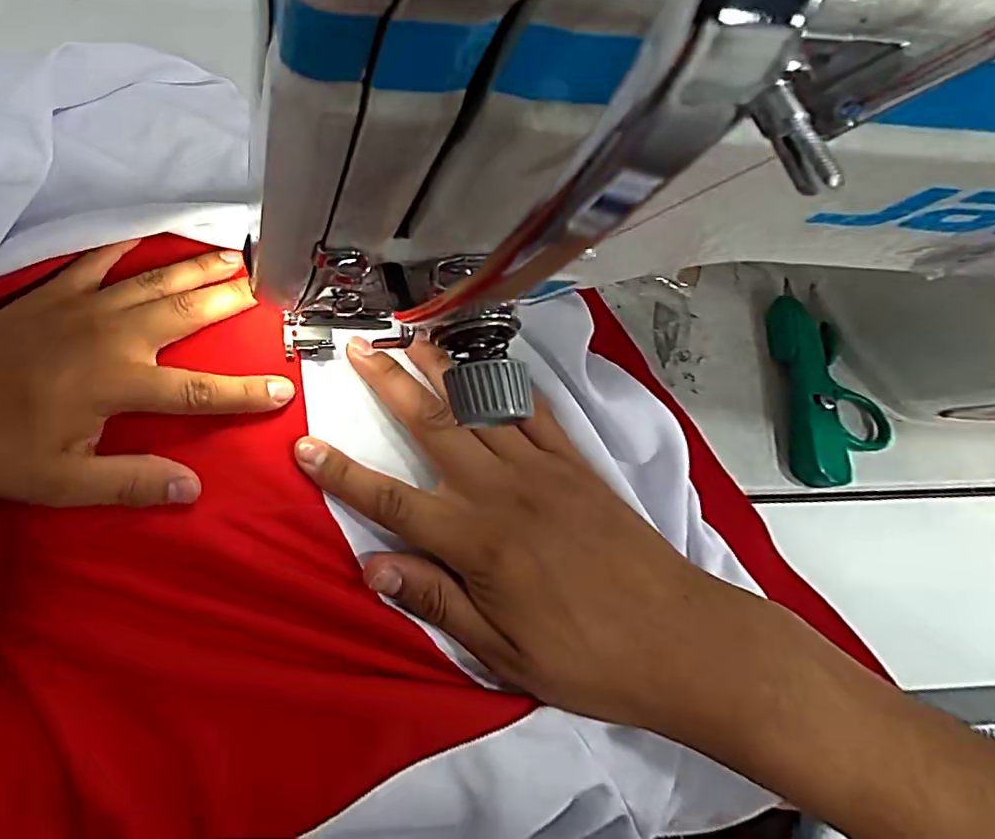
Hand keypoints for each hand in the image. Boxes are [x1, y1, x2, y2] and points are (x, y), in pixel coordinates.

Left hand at [0, 241, 293, 509]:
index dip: (243, 393)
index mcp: (118, 383)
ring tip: (231, 256)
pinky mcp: (53, 292)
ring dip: (196, 268)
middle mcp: (112, 335)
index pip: (197, 390)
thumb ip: (129, 482)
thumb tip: (191, 487)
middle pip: (186, 314)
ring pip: (154, 280)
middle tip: (265, 288)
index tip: (281, 390)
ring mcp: (83, 306)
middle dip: (230, 301)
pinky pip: (99, 262)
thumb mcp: (61, 483)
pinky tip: (146, 237)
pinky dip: (126, 248)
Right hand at [293, 336, 773, 739]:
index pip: (392, 500)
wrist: (688, 644)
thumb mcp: (504, 650)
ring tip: (414, 337)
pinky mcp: (576, 465)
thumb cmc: (589, 657)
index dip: (342, 474)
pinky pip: (535, 413)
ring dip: (441, 368)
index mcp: (477, 540)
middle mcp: (502, 491)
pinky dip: (508, 384)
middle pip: (431, 426)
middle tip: (361, 350)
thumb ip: (436, 600)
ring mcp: (542, 470)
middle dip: (389, 383)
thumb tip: (373, 568)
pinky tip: (490, 364)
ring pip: (479, 406)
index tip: (306, 446)